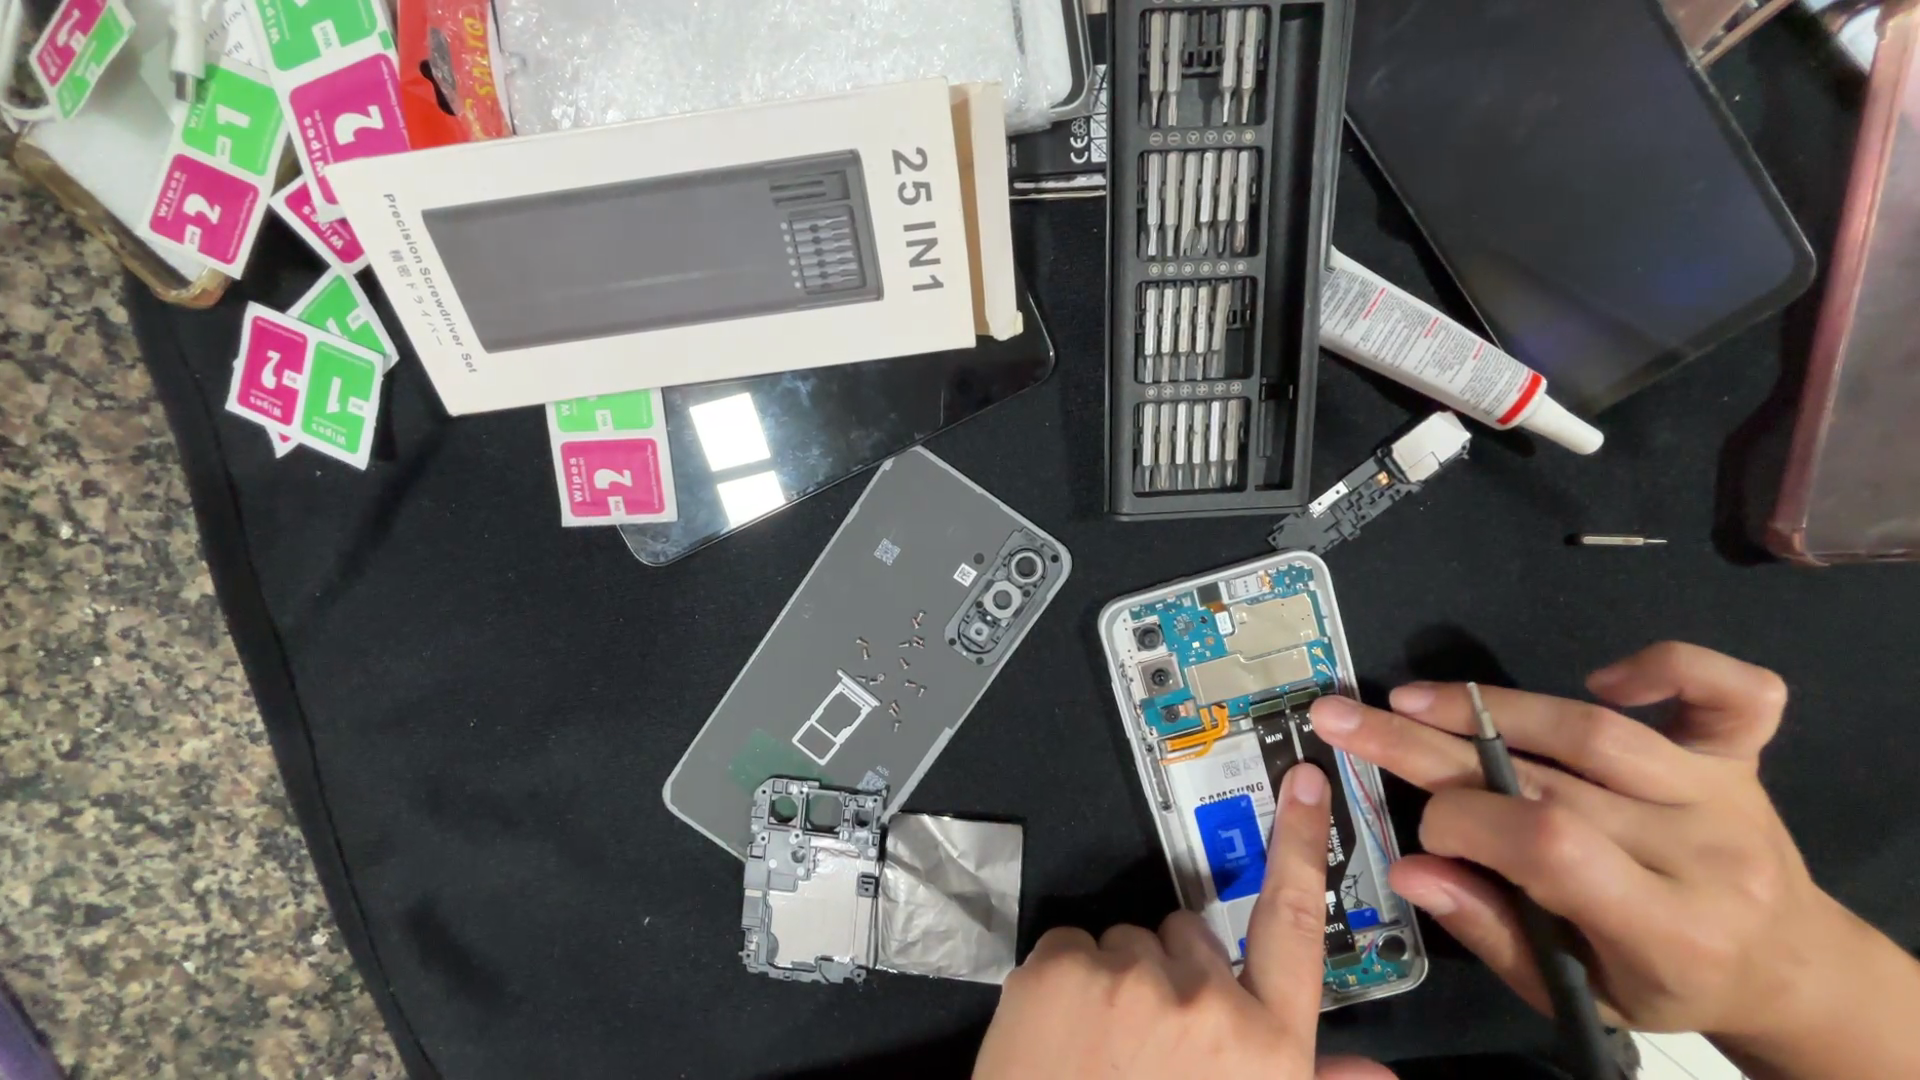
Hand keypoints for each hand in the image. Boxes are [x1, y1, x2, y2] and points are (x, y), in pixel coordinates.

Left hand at [973, 764, 1392, 1079]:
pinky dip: (1065, 977)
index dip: (1302, 847)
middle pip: (1186, 931)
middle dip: (1172, 966)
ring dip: (1117, 976)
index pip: (1295, 929)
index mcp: (1264, 1046)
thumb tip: (1385, 1075)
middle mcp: (1205, 1001)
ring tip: (1103, 1045)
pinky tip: (1062, 1033)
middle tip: (1149, 1035)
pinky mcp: (1061, 965)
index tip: (1308, 780)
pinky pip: (1071, 941)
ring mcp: (1128, 976)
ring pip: (1125, 938)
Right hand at [1309, 642, 1919, 1078]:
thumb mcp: (1572, 991)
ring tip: (1409, 697)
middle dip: (1422, 744)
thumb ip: (1488, 929)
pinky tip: (1604, 678)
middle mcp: (1701, 853)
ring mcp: (1723, 796)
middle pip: (1544, 779)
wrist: (1785, 967)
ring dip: (1486, 705)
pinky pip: (1732, 693)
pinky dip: (1671, 666)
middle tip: (1340, 715)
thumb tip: (1407, 869)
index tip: (1425, 834)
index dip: (1461, 822)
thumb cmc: (1662, 984)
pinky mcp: (1740, 758)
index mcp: (1666, 928)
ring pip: (1591, 730)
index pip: (1545, 845)